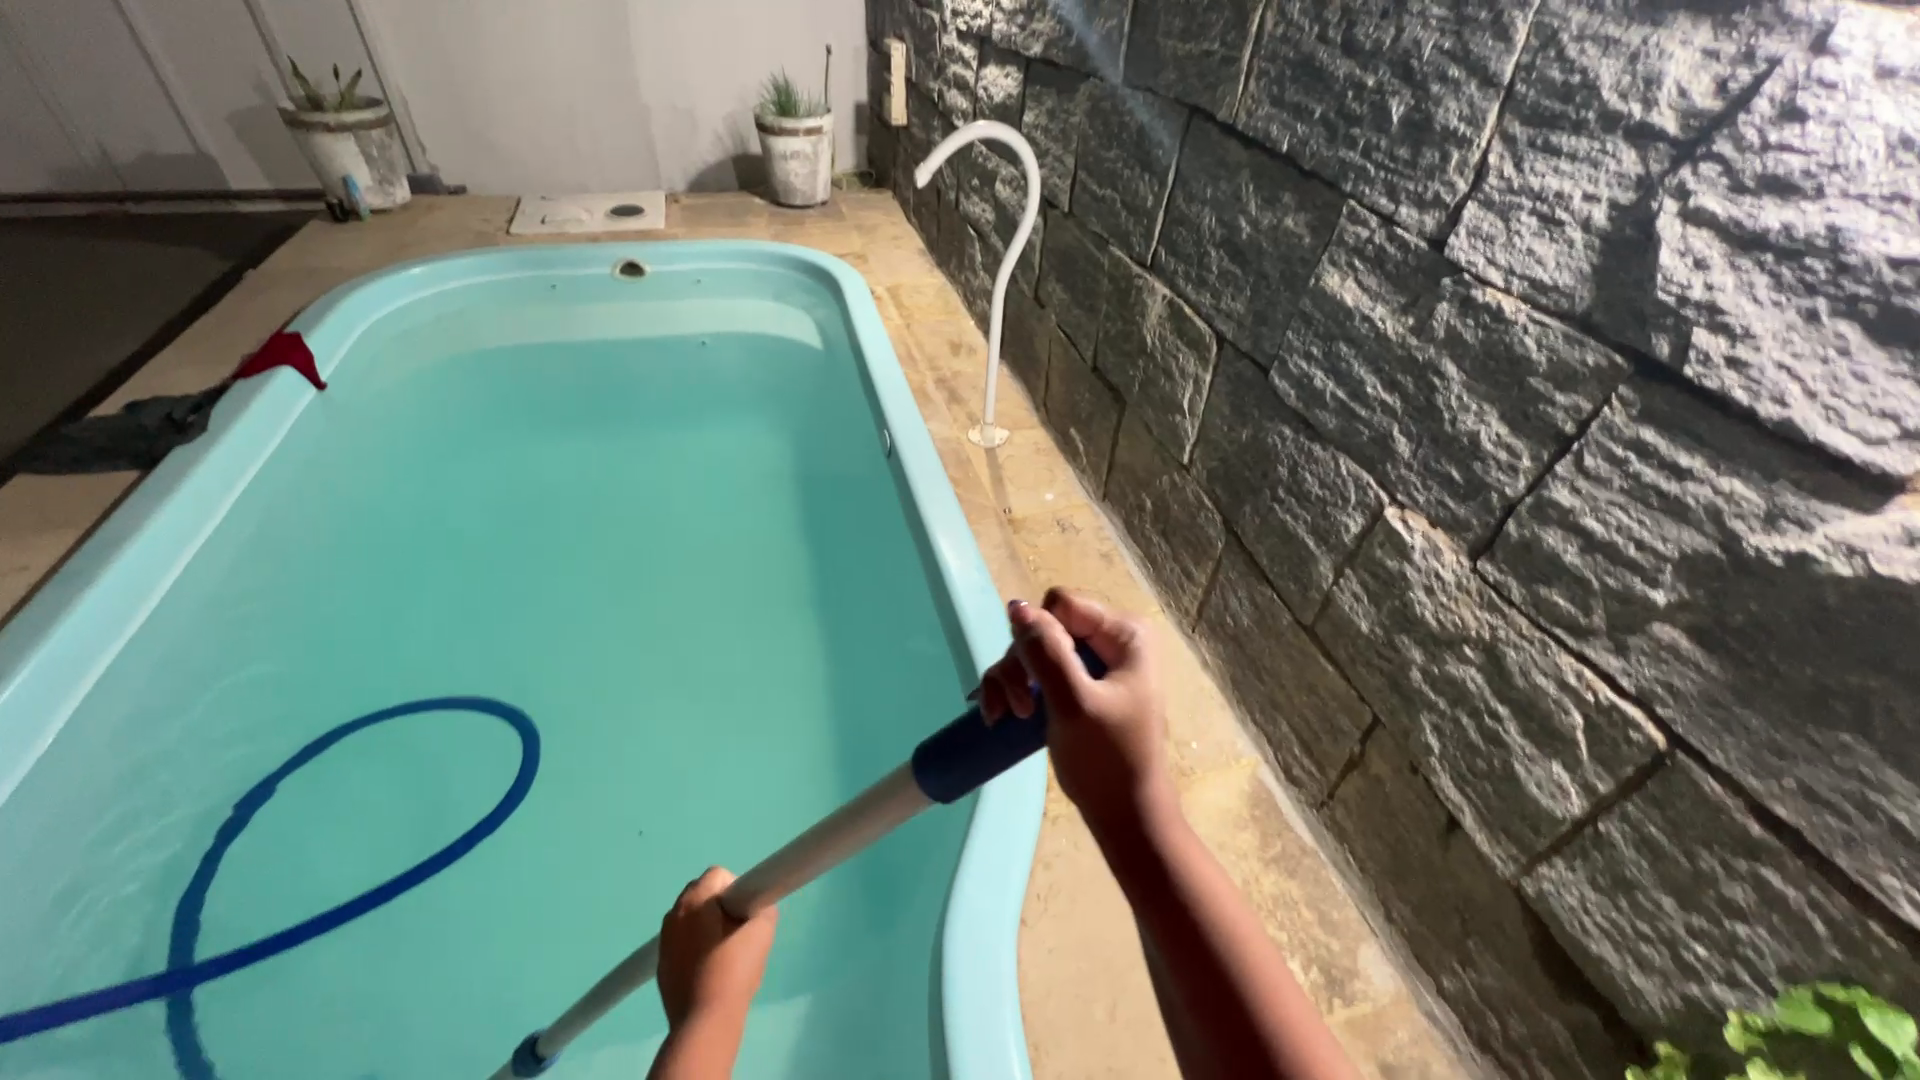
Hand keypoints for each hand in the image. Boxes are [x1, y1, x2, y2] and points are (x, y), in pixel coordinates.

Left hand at [656, 867, 777, 1030]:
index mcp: (695, 900)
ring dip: (706, 927)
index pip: (718, 874)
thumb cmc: (734, 970)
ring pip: (690, 920)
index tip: (746, 914)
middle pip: (701, 894)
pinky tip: (708, 972)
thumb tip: (757, 908)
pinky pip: (681, 944)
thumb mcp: (763, 931)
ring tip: (724, 954)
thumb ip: (763, 908)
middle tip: (738, 931)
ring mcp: (663, 941)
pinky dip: (694, 949)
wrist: (704, 1021)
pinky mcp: (660, 966)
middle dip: (720, 906)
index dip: (738, 890)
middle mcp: (673, 914)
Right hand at [975, 589, 1173, 836]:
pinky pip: (1034, 672)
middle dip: (1020, 666)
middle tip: (1017, 709)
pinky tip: (999, 716)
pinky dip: (1013, 690)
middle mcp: (1110, 641)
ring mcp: (1092, 664)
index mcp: (1124, 635)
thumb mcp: (1073, 703)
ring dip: (1010, 681)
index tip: (1030, 681)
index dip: (1037, 636)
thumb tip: (1017, 607)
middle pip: (1043, 628)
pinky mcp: (1075, 686)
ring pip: (1031, 650)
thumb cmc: (1107, 760)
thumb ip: (1045, 652)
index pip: (1061, 605)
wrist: (1123, 816)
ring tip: (1004, 717)